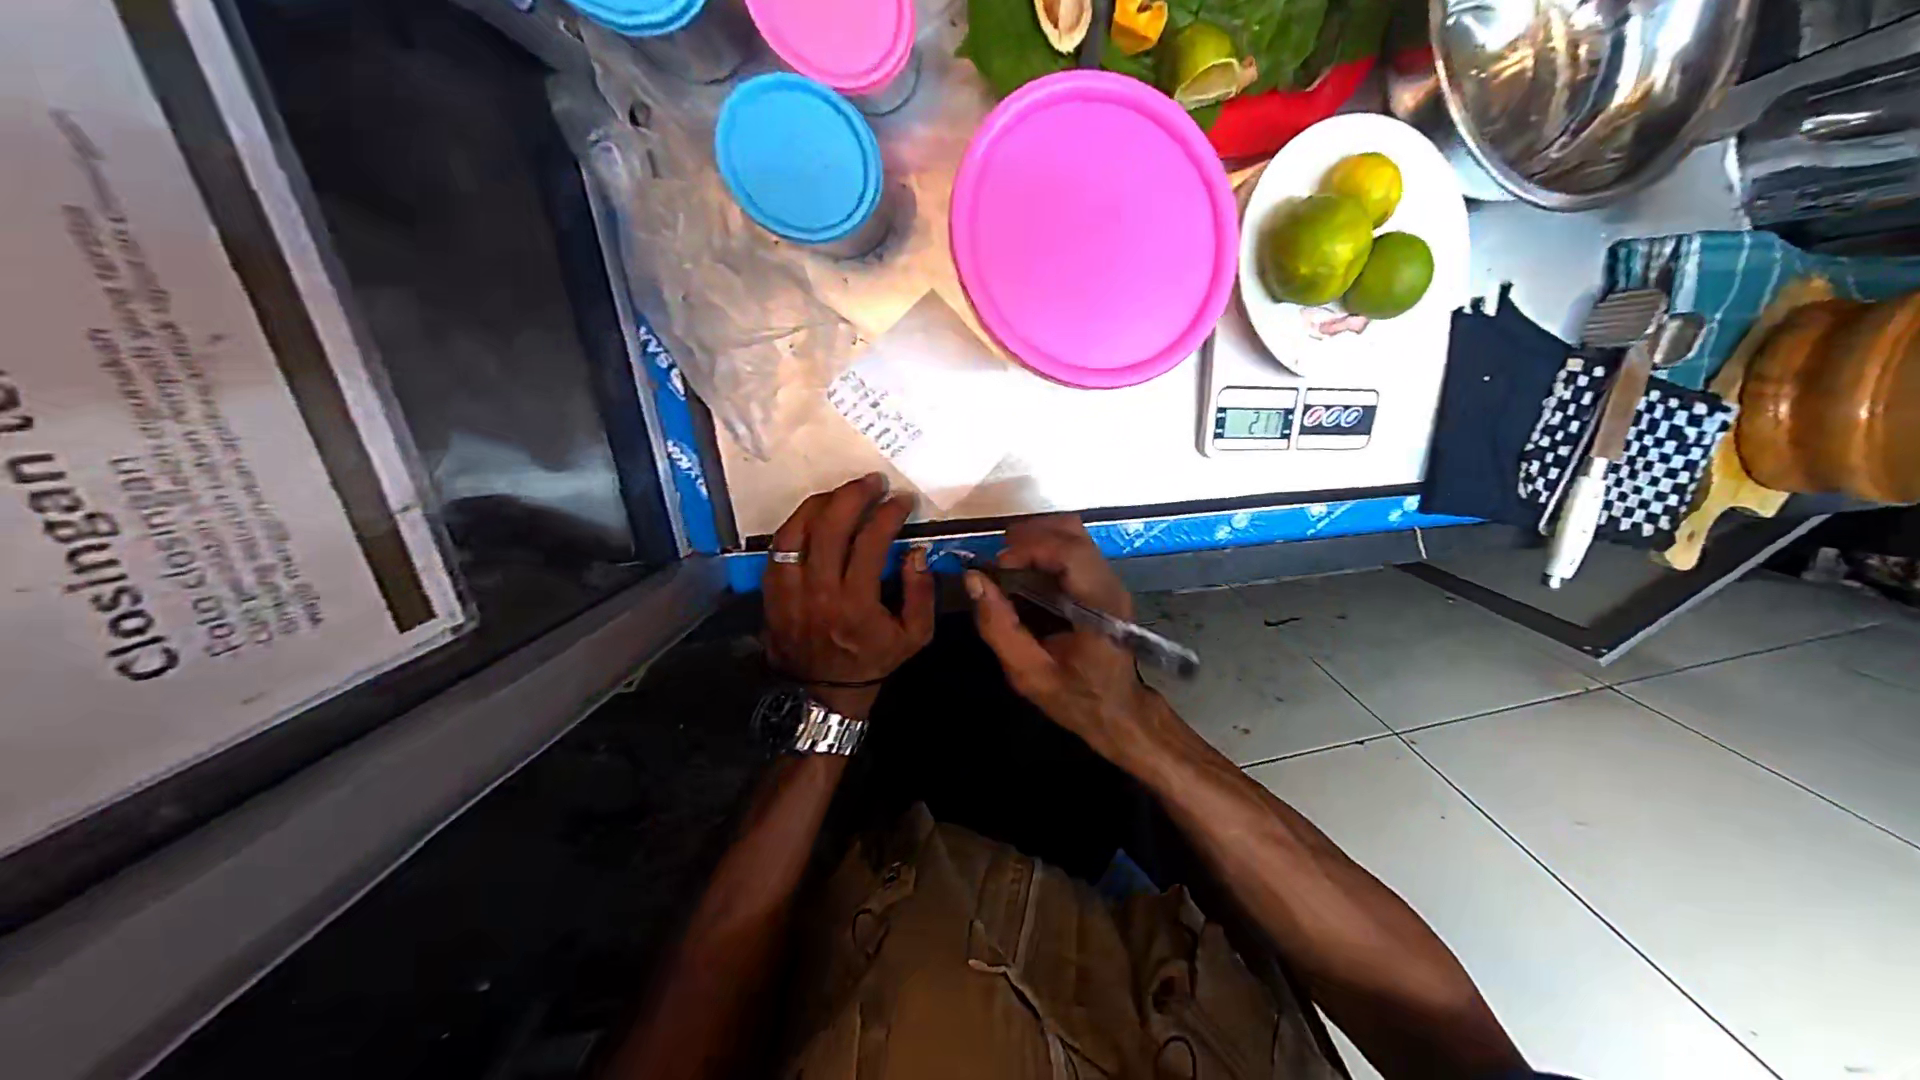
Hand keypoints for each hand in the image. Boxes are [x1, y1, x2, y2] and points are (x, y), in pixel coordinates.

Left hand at [764, 473, 933, 718]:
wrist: (824, 692)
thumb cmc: (873, 661)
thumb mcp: (915, 636)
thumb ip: (921, 592)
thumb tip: (917, 551)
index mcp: (856, 604)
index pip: (870, 542)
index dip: (887, 514)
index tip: (901, 501)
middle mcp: (818, 593)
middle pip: (829, 528)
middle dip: (853, 496)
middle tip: (872, 482)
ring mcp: (789, 592)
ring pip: (797, 532)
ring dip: (821, 503)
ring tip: (842, 493)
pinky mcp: (772, 592)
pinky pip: (778, 547)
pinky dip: (797, 525)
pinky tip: (814, 515)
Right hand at [965, 515, 1169, 761]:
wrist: (1120, 713)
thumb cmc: (1078, 698)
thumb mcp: (1030, 674)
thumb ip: (1000, 628)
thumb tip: (974, 580)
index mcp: (1100, 606)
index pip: (1071, 552)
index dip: (1030, 547)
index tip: (997, 564)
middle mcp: (1110, 584)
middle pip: (1073, 532)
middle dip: (1029, 536)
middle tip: (996, 559)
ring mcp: (1109, 580)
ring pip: (1074, 534)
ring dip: (1036, 539)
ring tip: (1006, 563)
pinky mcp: (1102, 582)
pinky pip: (1073, 549)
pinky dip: (1043, 549)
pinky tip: (1023, 571)